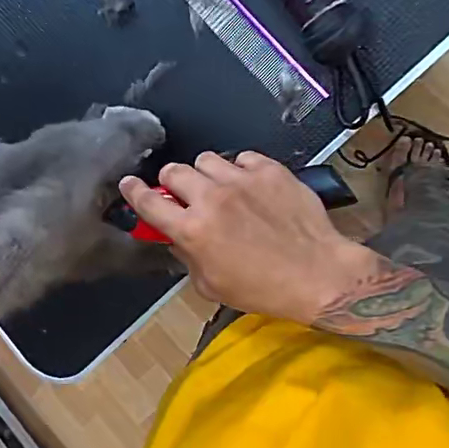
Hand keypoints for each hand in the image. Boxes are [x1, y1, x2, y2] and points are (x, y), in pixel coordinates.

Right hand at [119, 151, 383, 323]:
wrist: (318, 274)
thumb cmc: (265, 290)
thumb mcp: (212, 286)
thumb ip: (187, 257)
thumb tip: (177, 239)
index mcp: (193, 230)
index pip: (149, 202)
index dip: (134, 192)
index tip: (130, 185)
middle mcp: (212, 199)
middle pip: (174, 171)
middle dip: (173, 183)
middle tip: (185, 196)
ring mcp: (242, 180)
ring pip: (207, 159)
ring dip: (207, 174)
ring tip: (222, 190)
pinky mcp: (270, 170)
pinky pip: (243, 158)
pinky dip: (241, 170)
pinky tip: (251, 187)